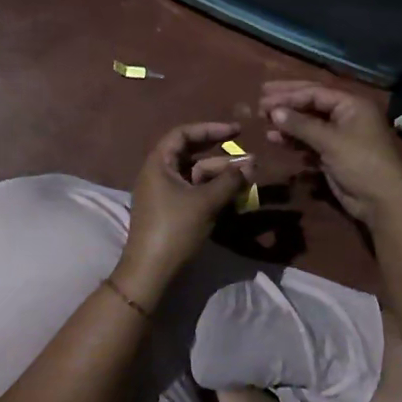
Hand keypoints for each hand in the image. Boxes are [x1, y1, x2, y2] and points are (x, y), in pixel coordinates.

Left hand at [117, 122, 252, 305]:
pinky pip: (196, 193)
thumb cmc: (174, 229)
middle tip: (250, 159)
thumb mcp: (205, 202)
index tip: (236, 131)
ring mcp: (165, 194)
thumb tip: (250, 165)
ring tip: (249, 179)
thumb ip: (230, 181)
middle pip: (193, 155)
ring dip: (222, 176)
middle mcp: (159, 174)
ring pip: (197, 176)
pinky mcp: (172, 212)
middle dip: (223, 157)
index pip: (183, 134)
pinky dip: (215, 192)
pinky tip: (236, 196)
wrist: (151, 272)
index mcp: (159, 164)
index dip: (210, 129)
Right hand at [259, 81, 401, 220]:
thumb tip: (273, 111)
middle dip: (286, 103)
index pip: (315, 92)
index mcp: (351, 105)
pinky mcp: (333, 154)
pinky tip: (275, 140)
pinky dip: (293, 140)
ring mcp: (339, 136)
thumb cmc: (360, 162)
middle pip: (311, 104)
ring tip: (263, 123)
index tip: (264, 98)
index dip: (288, 94)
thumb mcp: (330, 141)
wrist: (382, 201)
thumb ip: (301, 125)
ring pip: (308, 124)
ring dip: (287, 123)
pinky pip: (309, 141)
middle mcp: (345, 116)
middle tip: (260, 102)